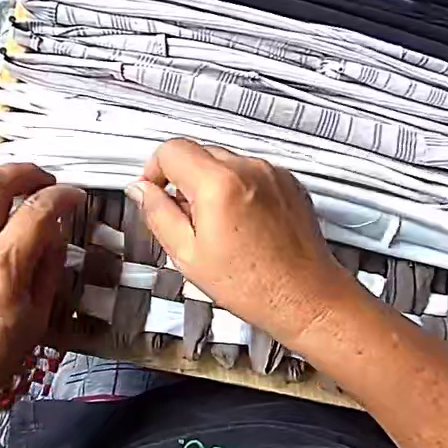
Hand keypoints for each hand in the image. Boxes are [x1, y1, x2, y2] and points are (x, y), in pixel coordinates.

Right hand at [127, 139, 364, 347]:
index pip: (171, 150)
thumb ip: (158, 214)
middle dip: (183, 180)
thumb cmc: (254, 285)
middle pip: (198, 153)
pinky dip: (239, 189)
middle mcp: (249, 169)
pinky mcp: (289, 182)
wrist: (305, 297)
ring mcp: (272, 173)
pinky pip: (251, 173)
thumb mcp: (188, 255)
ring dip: (212, 185)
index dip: (154, 170)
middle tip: (184, 219)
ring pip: (225, 163)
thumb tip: (142, 190)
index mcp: (219, 184)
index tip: (152, 189)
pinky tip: (241, 225)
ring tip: (217, 227)